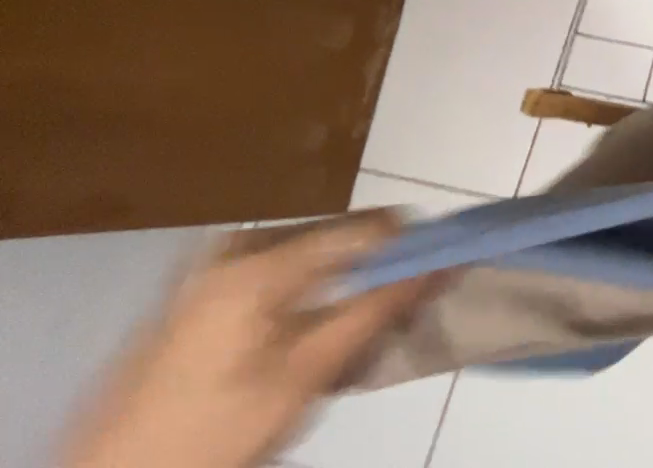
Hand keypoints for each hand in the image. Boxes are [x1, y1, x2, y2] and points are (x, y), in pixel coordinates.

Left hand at [63, 214, 441, 467]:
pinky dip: (312, 299)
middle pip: (345, 239)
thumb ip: (382, 308)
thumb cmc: (214, 430)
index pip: (372, 226)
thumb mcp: (309, 374)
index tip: (443, 277)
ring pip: (319, 258)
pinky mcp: (201, 289)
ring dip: (347, 290)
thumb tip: (449, 261)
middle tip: (385, 326)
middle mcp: (238, 246)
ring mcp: (213, 266)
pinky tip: (306, 343)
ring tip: (347, 342)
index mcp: (260, 260)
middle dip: (377, 275)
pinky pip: (286, 273)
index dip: (417, 246)